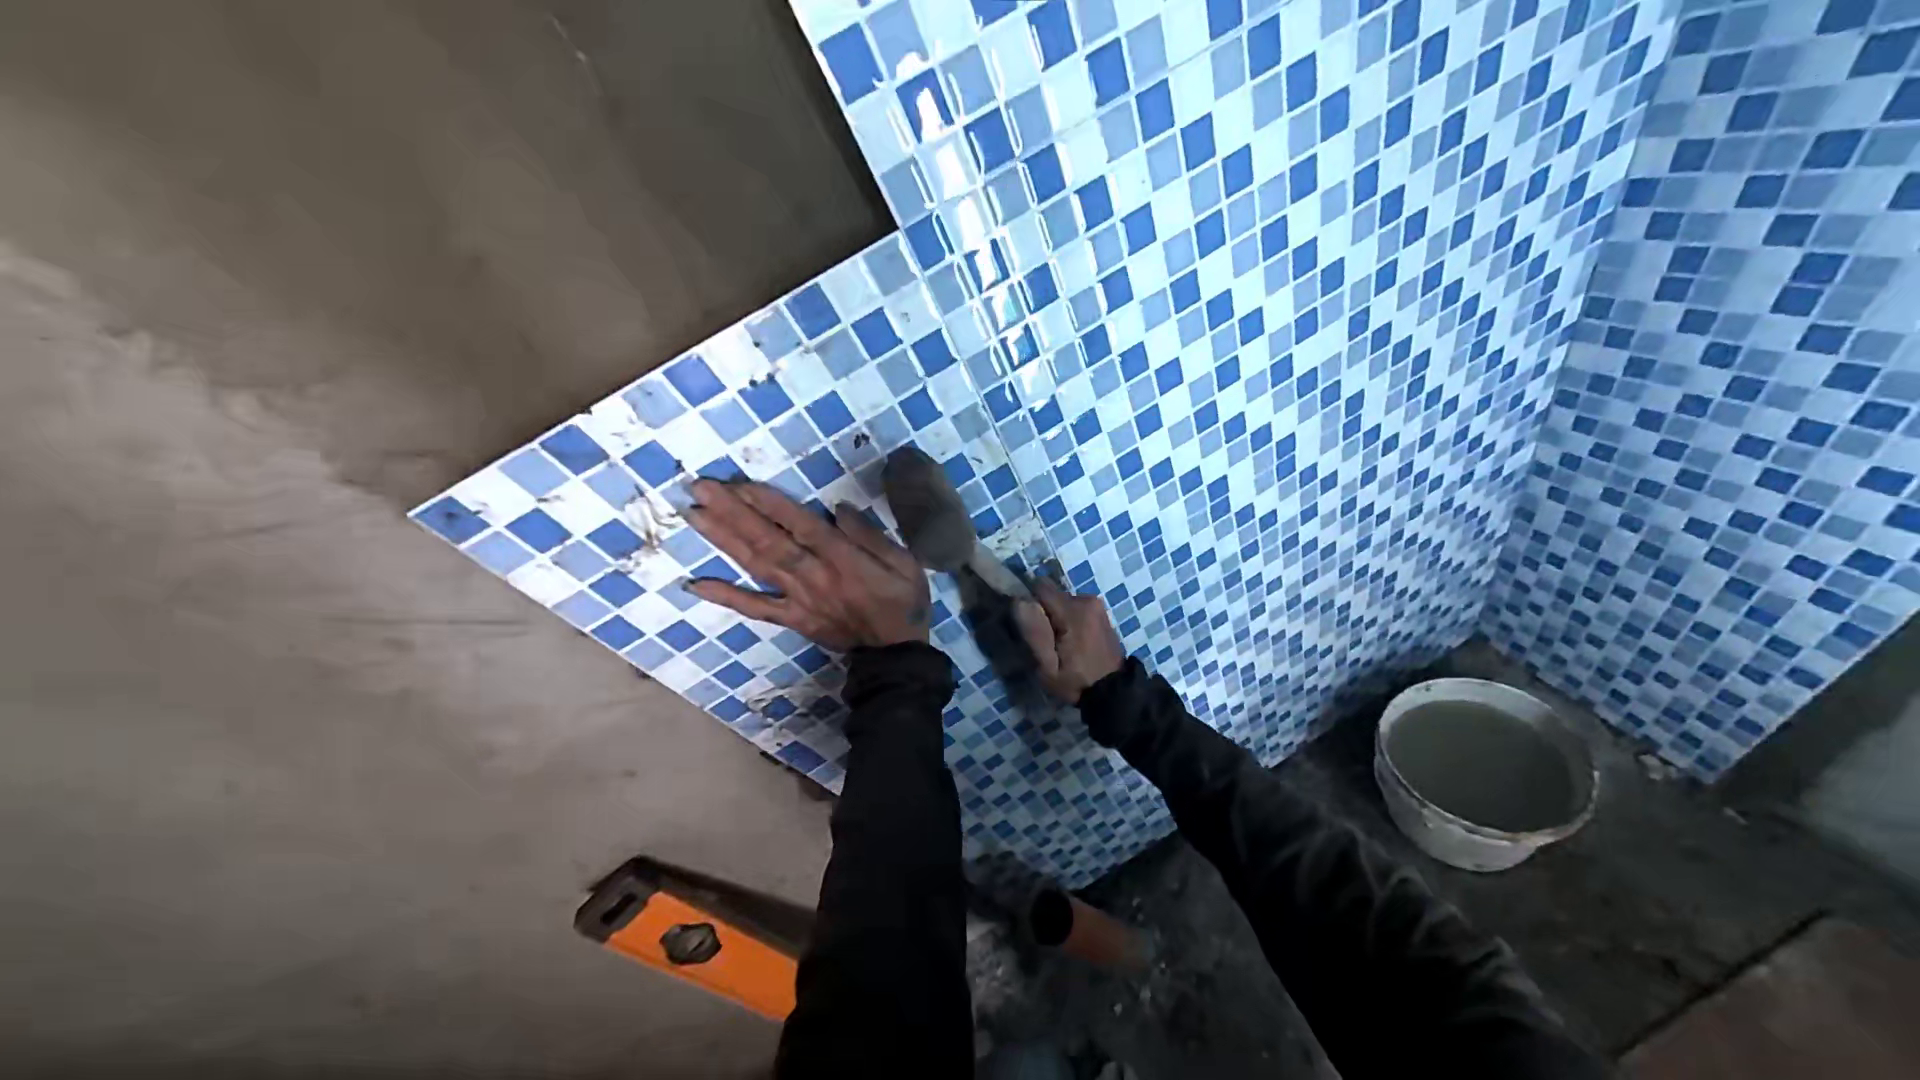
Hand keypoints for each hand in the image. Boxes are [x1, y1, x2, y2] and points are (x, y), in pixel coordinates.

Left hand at [682, 479, 931, 650]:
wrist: (895, 654)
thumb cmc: (903, 602)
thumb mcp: (905, 564)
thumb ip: (871, 536)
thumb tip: (838, 508)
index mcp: (844, 560)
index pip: (802, 526)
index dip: (771, 504)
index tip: (741, 483)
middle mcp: (815, 576)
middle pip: (770, 541)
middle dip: (734, 513)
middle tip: (703, 488)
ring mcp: (800, 600)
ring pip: (758, 566)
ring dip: (724, 540)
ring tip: (695, 515)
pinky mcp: (793, 619)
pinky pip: (756, 609)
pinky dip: (726, 597)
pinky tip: (696, 585)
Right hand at [1013, 577, 1125, 703]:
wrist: (1113, 691)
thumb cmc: (1076, 681)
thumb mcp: (1047, 667)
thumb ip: (1034, 633)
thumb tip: (1020, 601)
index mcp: (1074, 611)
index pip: (1040, 587)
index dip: (1031, 604)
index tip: (1033, 626)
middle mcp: (1087, 600)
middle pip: (1052, 595)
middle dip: (1045, 614)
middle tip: (1049, 642)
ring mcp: (1097, 604)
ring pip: (1062, 601)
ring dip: (1057, 617)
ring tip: (1062, 644)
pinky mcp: (1100, 611)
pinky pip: (1074, 607)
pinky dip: (1069, 619)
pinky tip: (1074, 641)